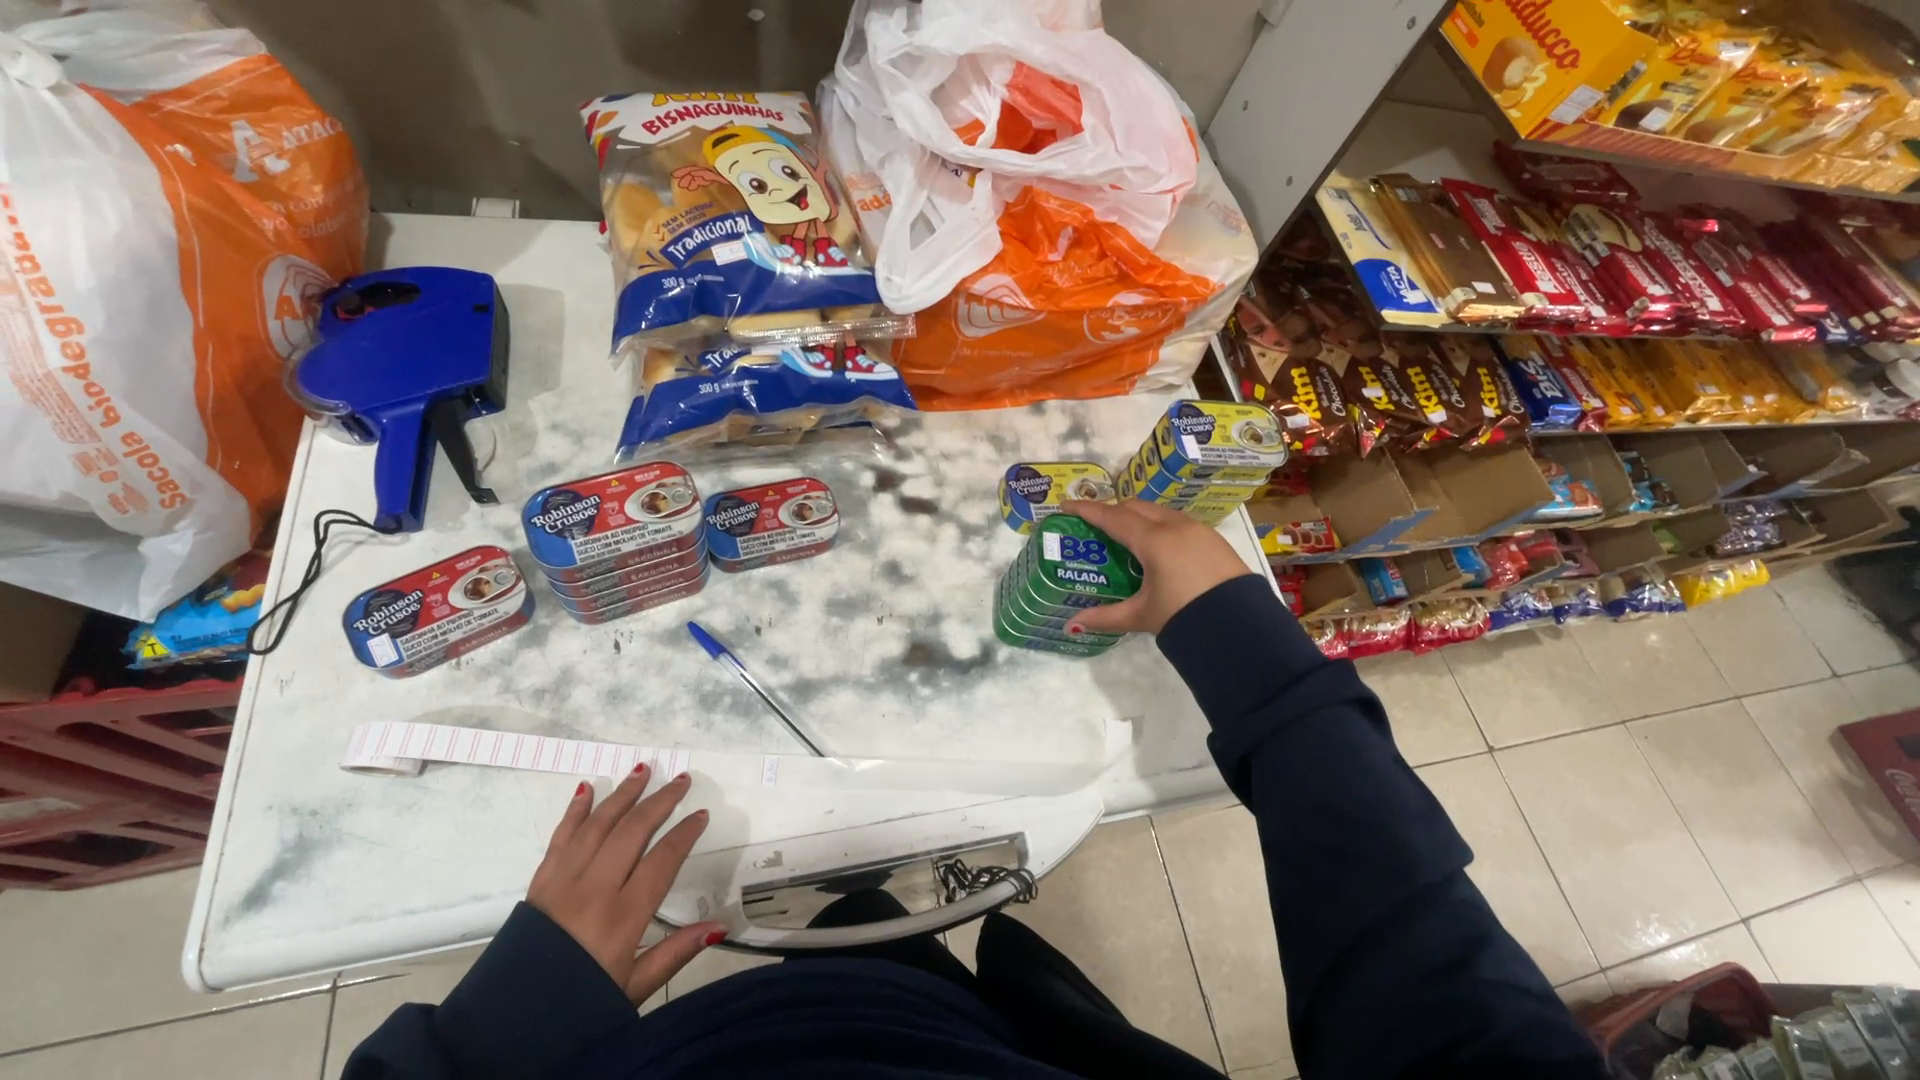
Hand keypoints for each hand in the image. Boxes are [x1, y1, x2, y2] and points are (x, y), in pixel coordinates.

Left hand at [527, 766, 724, 1004]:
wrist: (509, 1023)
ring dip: (623, 794)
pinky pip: (561, 837)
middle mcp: (593, 889)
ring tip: (642, 769)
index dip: (685, 834)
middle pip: (632, 831)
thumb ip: (675, 953)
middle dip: (660, 801)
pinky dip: (575, 810)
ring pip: (598, 825)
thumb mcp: (633, 990)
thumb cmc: (579, 1005)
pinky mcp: (540, 883)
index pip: (662, 860)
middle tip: (681, 780)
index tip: (701, 815)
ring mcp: (563, 882)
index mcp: (622, 917)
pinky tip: (587, 789)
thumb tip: (718, 926)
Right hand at [1059, 499, 1253, 636]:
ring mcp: (1198, 530)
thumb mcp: (1142, 616)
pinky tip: (1157, 548)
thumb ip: (1106, 617)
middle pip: (1135, 507)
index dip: (1086, 510)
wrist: (1242, 627)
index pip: (1112, 517)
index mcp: (1154, 540)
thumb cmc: (1186, 616)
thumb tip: (1072, 625)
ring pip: (1159, 512)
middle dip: (1112, 511)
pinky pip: (1178, 522)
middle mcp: (1175, 527)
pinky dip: (1159, 526)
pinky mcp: (1213, 540)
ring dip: (1138, 517)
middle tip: (1094, 525)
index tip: (1066, 505)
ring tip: (1125, 536)